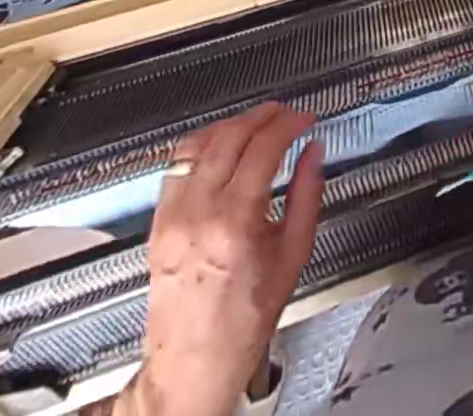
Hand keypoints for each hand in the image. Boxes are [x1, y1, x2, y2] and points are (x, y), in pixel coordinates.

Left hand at [121, 103, 324, 415]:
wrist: (194, 360)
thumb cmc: (244, 319)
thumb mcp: (294, 255)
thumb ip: (308, 194)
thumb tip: (314, 153)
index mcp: (236, 224)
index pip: (263, 148)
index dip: (288, 123)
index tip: (304, 118)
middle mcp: (198, 214)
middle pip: (230, 136)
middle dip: (262, 115)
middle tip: (285, 113)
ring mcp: (173, 216)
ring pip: (198, 143)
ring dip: (232, 123)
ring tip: (257, 120)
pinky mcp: (158, 221)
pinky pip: (177, 164)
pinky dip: (204, 143)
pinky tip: (222, 143)